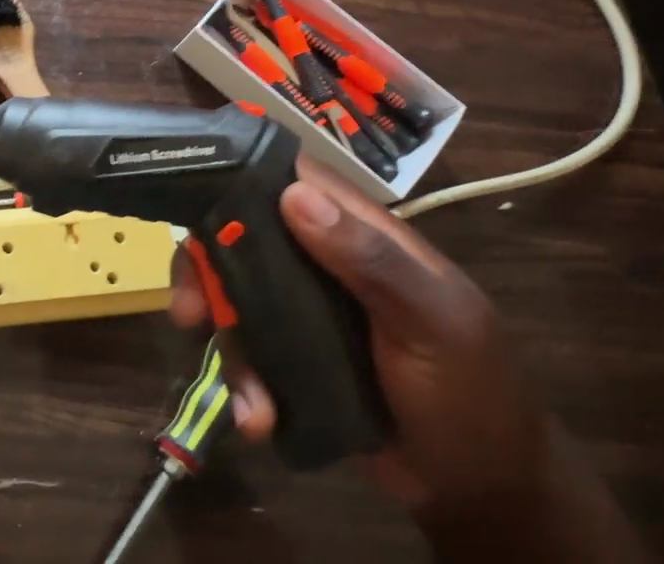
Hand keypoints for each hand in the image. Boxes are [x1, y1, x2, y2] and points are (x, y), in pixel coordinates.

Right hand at [171, 159, 551, 509]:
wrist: (480, 487)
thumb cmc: (471, 391)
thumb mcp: (433, 320)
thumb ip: (371, 258)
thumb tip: (293, 195)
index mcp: (357, 233)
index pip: (288, 178)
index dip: (234, 175)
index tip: (183, 193)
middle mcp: (317, 262)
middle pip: (236, 239)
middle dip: (202, 274)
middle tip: (189, 313)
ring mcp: (298, 311)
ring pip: (229, 300)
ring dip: (227, 349)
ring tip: (249, 403)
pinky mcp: (286, 358)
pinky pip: (243, 355)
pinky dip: (242, 386)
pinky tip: (259, 420)